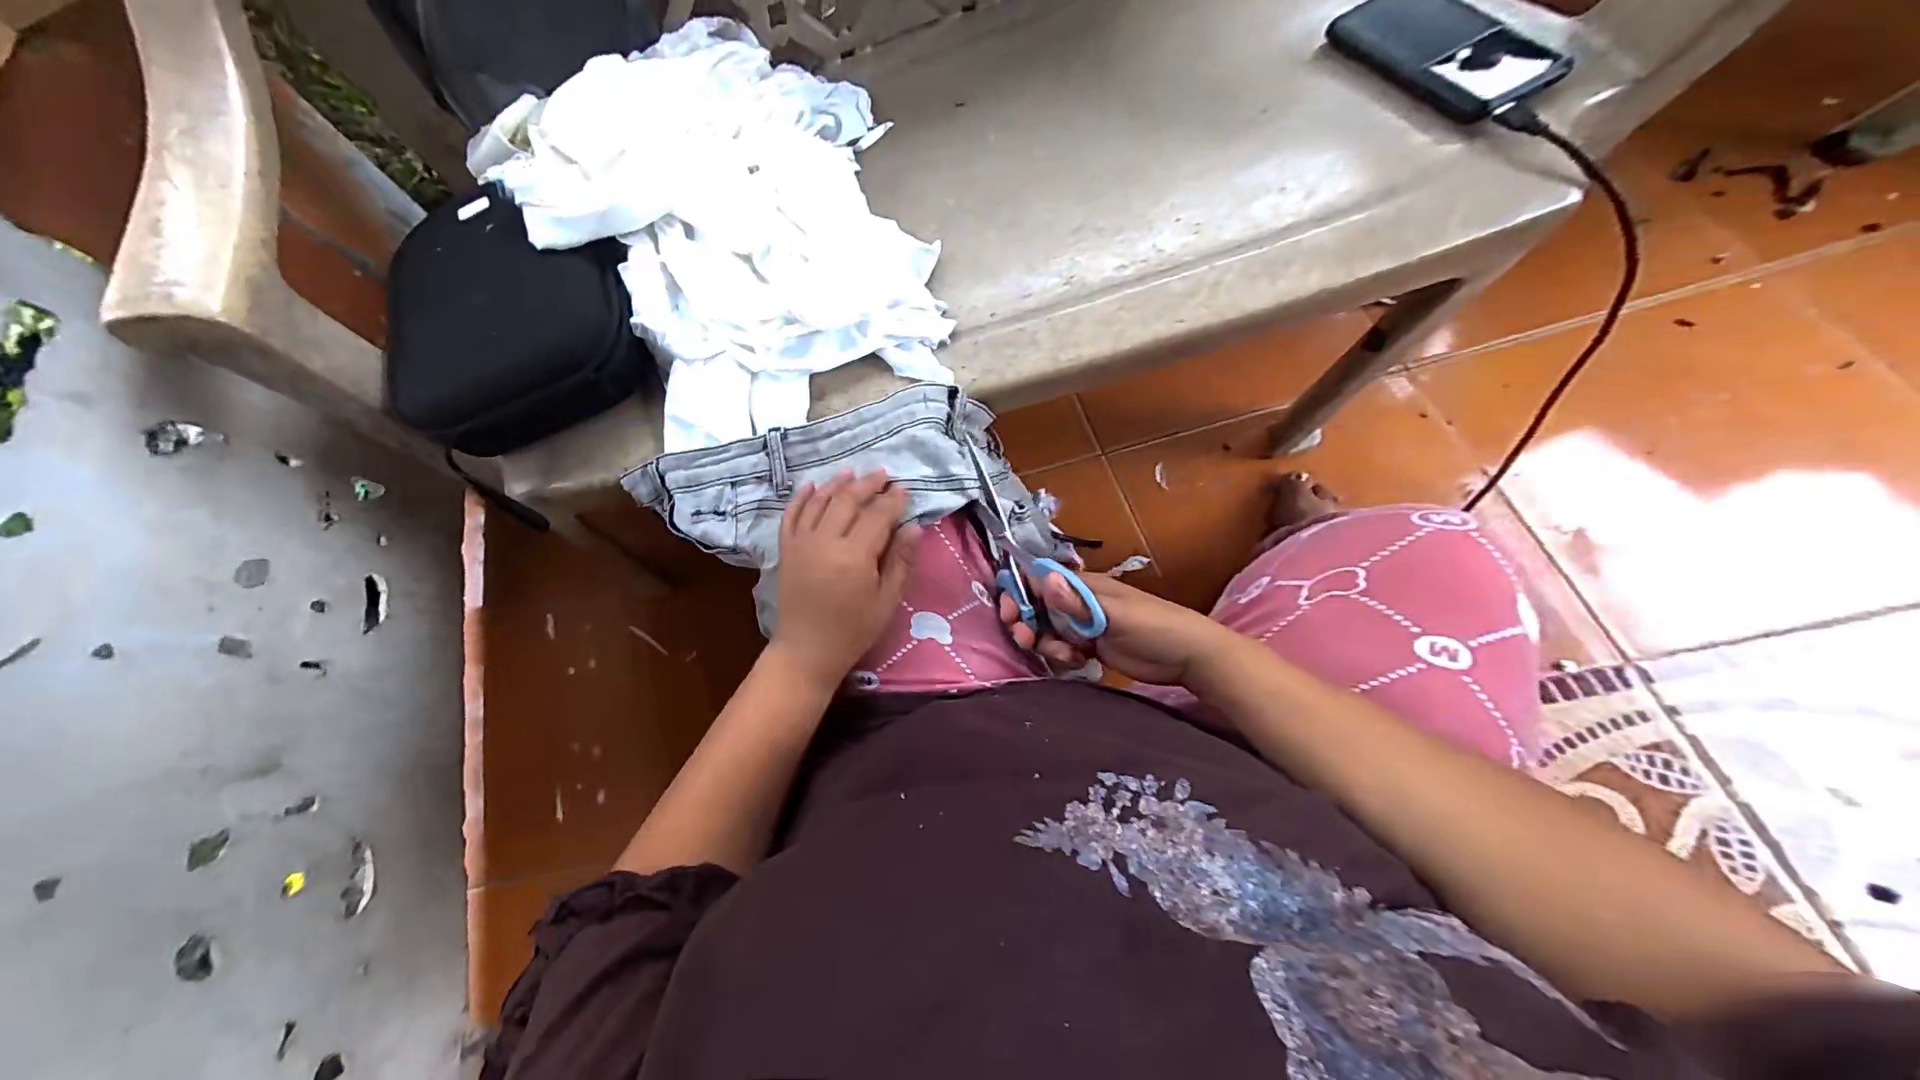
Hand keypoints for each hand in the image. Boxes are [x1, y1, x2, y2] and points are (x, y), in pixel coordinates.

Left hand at [770, 469, 921, 687]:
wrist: (807, 650)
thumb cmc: (853, 630)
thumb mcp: (887, 600)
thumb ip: (900, 561)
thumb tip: (913, 528)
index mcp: (854, 555)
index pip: (877, 516)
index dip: (892, 500)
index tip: (904, 489)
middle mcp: (825, 541)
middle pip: (848, 501)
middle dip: (867, 485)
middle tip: (882, 474)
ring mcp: (802, 543)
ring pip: (820, 502)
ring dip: (837, 484)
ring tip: (852, 473)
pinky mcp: (786, 549)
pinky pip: (792, 515)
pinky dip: (801, 498)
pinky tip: (811, 486)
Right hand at [999, 570, 1233, 686]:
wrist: (1188, 656)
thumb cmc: (1154, 626)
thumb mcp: (1114, 613)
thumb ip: (1077, 601)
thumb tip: (1043, 577)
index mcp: (1081, 584)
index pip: (1037, 580)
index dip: (1019, 594)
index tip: (1012, 615)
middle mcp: (1077, 600)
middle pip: (1036, 606)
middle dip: (1026, 623)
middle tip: (1028, 641)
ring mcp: (1084, 623)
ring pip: (1047, 630)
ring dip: (1046, 643)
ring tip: (1067, 655)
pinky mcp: (1090, 645)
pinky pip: (1062, 647)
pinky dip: (1061, 656)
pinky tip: (1078, 662)